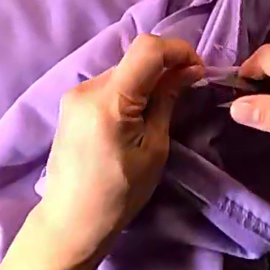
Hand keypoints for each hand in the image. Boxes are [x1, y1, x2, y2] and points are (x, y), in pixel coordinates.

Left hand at [31, 34, 203, 267]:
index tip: (198, 70)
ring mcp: (75, 94)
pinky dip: (128, 91)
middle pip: (135, 59)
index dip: (179, 51)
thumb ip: (167, 101)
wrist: (71, 220)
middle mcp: (87, 87)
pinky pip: (108, 85)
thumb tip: (189, 69)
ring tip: (159, 109)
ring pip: (122, 71)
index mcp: (109, 100)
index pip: (147, 49)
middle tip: (187, 89)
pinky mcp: (71, 104)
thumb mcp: (154, 148)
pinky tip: (135, 116)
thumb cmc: (120, 193)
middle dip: (165, 68)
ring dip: (146, 80)